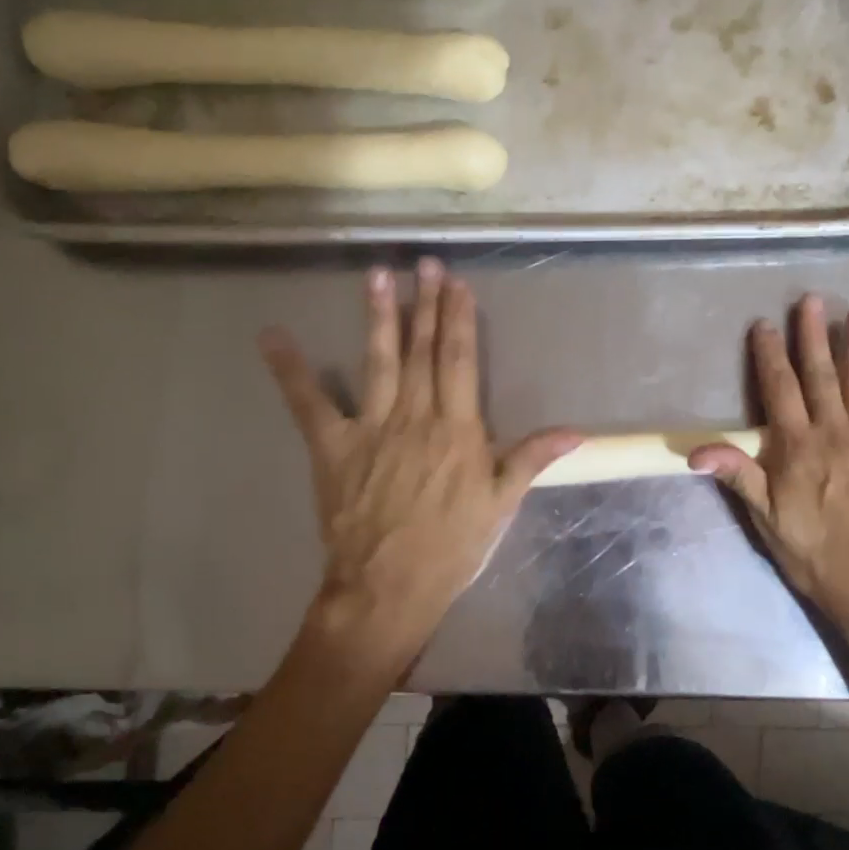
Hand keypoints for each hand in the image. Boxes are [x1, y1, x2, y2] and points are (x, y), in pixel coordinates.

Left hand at [259, 259, 579, 665]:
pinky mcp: (332, 447)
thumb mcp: (501, 506)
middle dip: (426, 305)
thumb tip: (577, 432)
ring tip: (377, 276)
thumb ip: (531, 460)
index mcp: (459, 431)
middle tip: (425, 263)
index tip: (457, 285)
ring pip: (378, 362)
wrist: (389, 586)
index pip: (459, 363)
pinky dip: (290, 369)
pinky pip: (308, 403)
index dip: (459, 321)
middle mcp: (416, 419)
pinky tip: (272, 335)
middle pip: (422, 352)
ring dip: (379, 317)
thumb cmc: (453, 548)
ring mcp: (371, 429)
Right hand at [690, 295, 848, 662]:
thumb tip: (695, 449)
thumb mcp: (766, 519)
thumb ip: (739, 476)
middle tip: (811, 300)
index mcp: (797, 447)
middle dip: (814, 336)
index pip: (779, 390)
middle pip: (821, 375)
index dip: (770, 356)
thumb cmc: (811, 553)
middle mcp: (834, 433)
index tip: (764, 325)